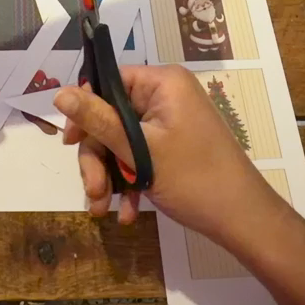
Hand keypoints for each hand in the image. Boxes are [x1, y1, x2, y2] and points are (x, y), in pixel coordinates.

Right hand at [55, 65, 283, 241]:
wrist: (245, 222)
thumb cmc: (194, 178)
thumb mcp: (139, 150)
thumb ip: (98, 121)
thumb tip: (59, 92)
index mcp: (162, 82)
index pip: (108, 82)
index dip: (86, 112)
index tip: (70, 144)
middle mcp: (166, 94)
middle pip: (112, 116)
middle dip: (99, 157)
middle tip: (93, 192)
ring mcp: (171, 121)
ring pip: (123, 140)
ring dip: (111, 174)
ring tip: (105, 209)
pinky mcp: (174, 145)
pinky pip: (141, 154)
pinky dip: (131, 180)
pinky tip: (127, 211)